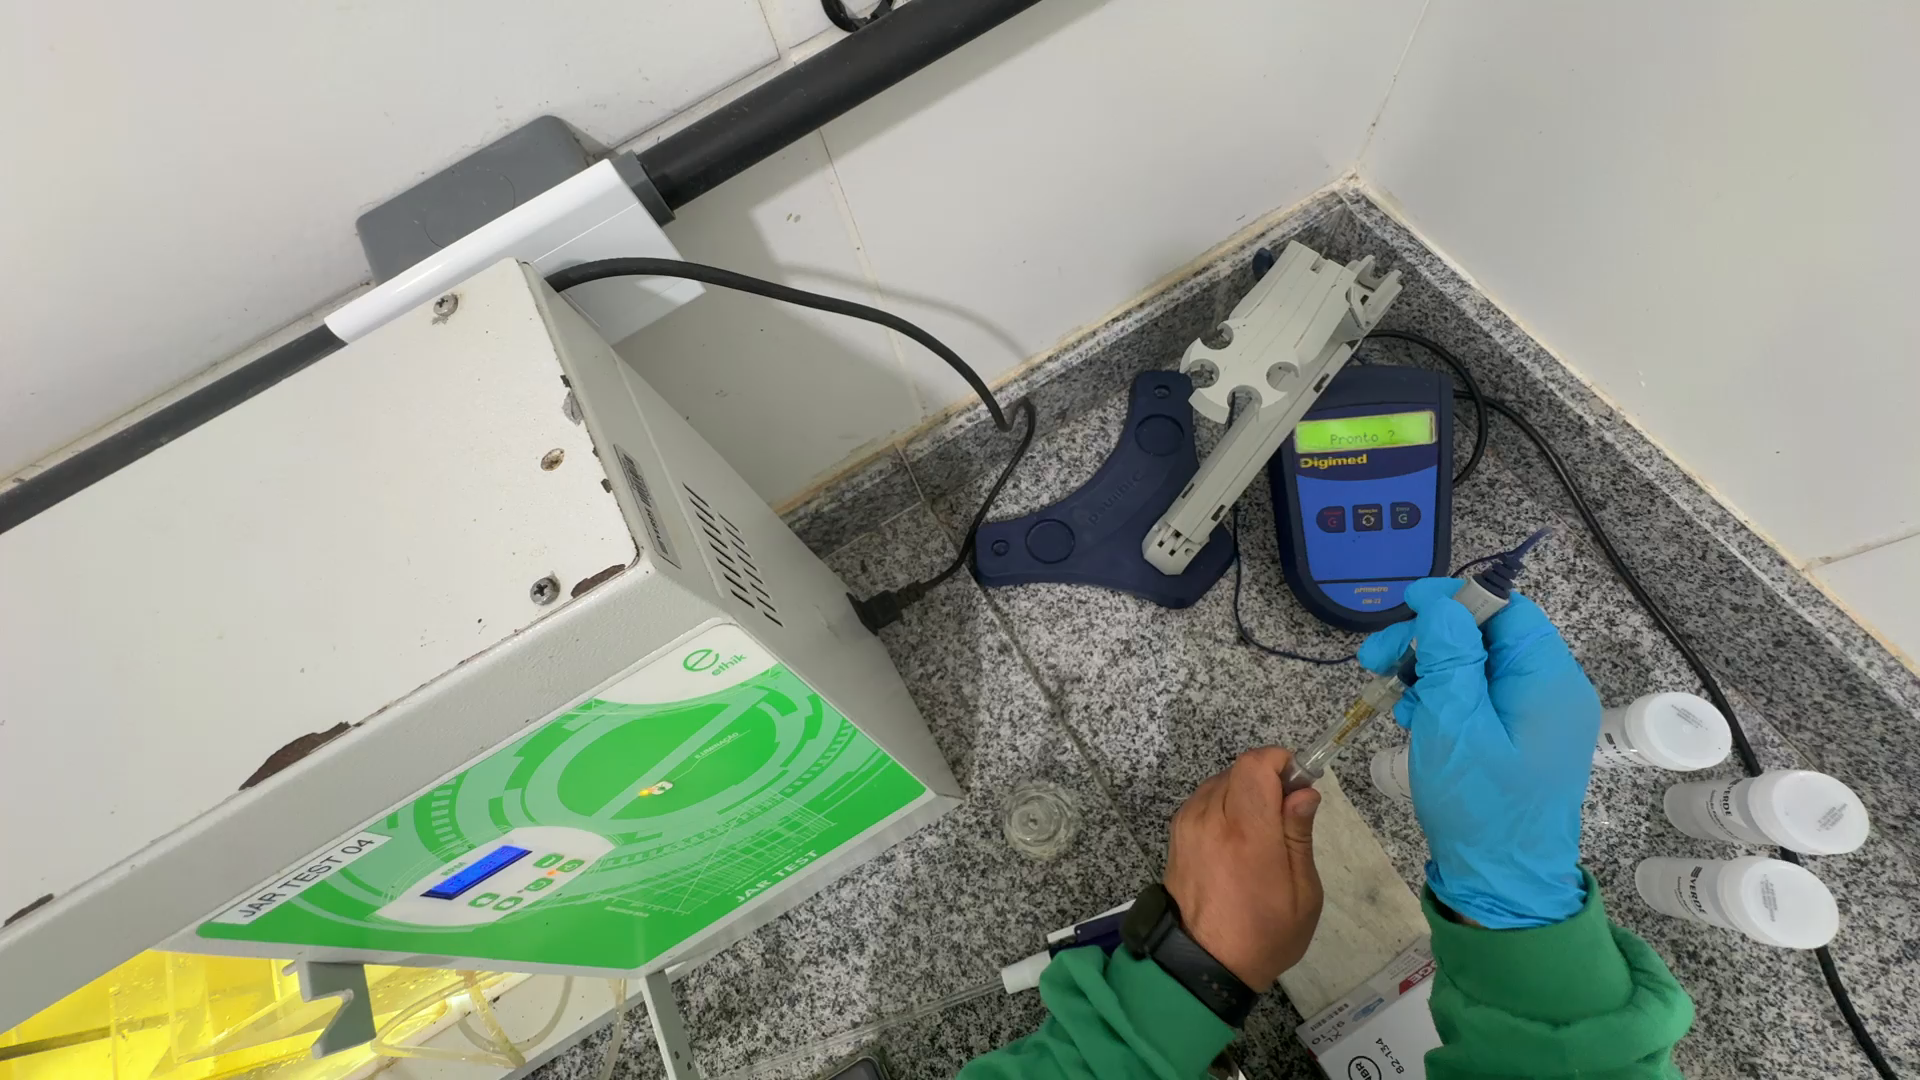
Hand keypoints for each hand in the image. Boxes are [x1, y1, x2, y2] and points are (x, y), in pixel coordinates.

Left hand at [1162, 747, 1322, 988]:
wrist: (1201, 959)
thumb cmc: (1263, 932)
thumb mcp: (1303, 892)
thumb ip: (1299, 833)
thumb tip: (1304, 791)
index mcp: (1246, 830)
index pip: (1255, 764)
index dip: (1279, 762)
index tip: (1298, 782)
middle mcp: (1210, 815)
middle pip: (1239, 768)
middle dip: (1267, 778)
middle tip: (1286, 814)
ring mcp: (1188, 820)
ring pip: (1222, 780)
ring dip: (1245, 791)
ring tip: (1262, 831)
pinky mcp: (1177, 828)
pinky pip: (1205, 797)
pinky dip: (1225, 804)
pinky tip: (1237, 837)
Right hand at [1357, 577, 1599, 927]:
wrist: (1499, 878)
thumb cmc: (1477, 799)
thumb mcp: (1453, 721)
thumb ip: (1449, 656)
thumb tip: (1443, 603)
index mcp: (1545, 682)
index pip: (1508, 611)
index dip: (1455, 599)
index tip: (1405, 604)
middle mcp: (1546, 691)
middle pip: (1483, 635)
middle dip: (1426, 637)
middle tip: (1373, 657)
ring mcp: (1530, 715)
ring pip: (1470, 663)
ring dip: (1424, 667)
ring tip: (1388, 691)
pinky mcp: (1513, 734)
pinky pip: (1473, 693)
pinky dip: (1437, 694)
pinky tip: (1411, 715)